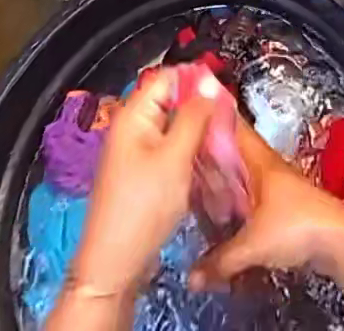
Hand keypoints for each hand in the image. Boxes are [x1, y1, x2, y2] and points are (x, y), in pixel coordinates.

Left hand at [69, 68, 218, 294]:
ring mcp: (137, 152)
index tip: (224, 94)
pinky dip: (189, 154)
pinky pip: (170, 151)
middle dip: (200, 110)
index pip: (167, 78)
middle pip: (171, 103)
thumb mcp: (175, 158)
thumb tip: (209, 84)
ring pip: (174, 129)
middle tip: (229, 124)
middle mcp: (133, 127)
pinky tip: (209, 166)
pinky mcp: (143, 174)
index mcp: (134, 114)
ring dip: (198, 134)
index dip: (195, 80)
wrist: (114, 265)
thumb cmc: (144, 207)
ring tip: (224, 145)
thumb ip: (194, 117)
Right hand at [189, 122, 343, 289]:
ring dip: (225, 177)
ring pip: (243, 173)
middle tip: (186, 155)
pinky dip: (237, 199)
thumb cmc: (301, 225)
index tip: (189, 111)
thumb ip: (221, 260)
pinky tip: (227, 213)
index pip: (231, 125)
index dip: (211, 117)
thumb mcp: (253, 244)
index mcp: (257, 159)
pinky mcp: (283, 205)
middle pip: (233, 150)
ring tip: (200, 184)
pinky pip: (252, 194)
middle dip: (211, 152)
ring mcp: (276, 184)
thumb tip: (193, 277)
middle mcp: (266, 165)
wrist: (341, 242)